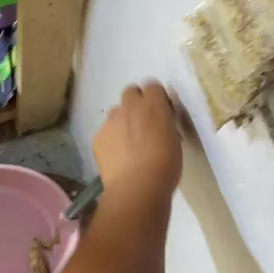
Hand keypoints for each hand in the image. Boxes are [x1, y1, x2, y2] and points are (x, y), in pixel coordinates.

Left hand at [92, 82, 181, 206]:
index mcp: (154, 104)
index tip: (161, 112)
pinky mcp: (98, 137)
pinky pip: (105, 132)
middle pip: (131, 92)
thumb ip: (166, 126)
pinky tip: (118, 157)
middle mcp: (130, 106)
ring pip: (116, 112)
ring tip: (129, 143)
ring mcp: (111, 121)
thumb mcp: (175, 140)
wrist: (137, 186)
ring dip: (122, 121)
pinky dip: (111, 140)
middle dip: (136, 103)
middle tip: (144, 124)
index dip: (157, 98)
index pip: (154, 86)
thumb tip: (161, 126)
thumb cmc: (165, 165)